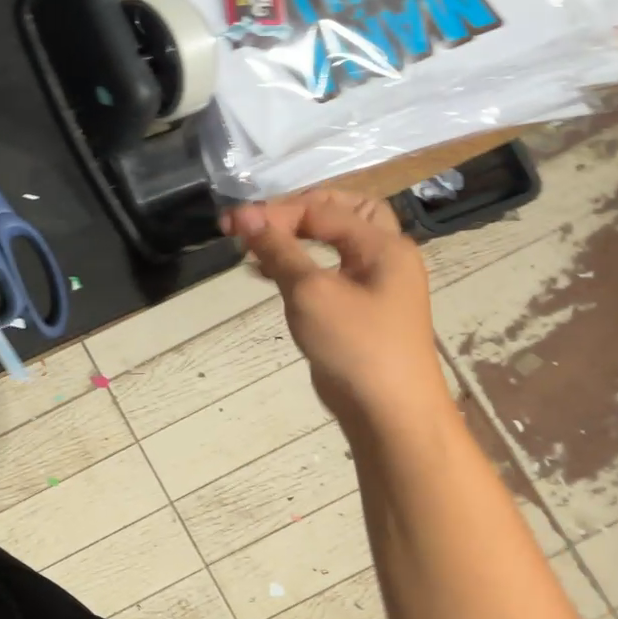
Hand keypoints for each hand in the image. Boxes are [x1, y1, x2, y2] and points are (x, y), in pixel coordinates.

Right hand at [222, 190, 449, 429]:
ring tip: (253, 245)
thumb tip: (243, 215)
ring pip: (333, 238)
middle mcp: (383, 255)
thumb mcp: (309, 291)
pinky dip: (295, 259)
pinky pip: (325, 265)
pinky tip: (264, 270)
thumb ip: (277, 249)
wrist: (387, 409)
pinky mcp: (356, 304)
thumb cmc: (354, 344)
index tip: (230, 224)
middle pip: (341, 211)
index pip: (320, 210)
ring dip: (293, 234)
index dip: (273, 212)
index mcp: (383, 245)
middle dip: (295, 210)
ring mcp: (372, 281)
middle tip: (257, 222)